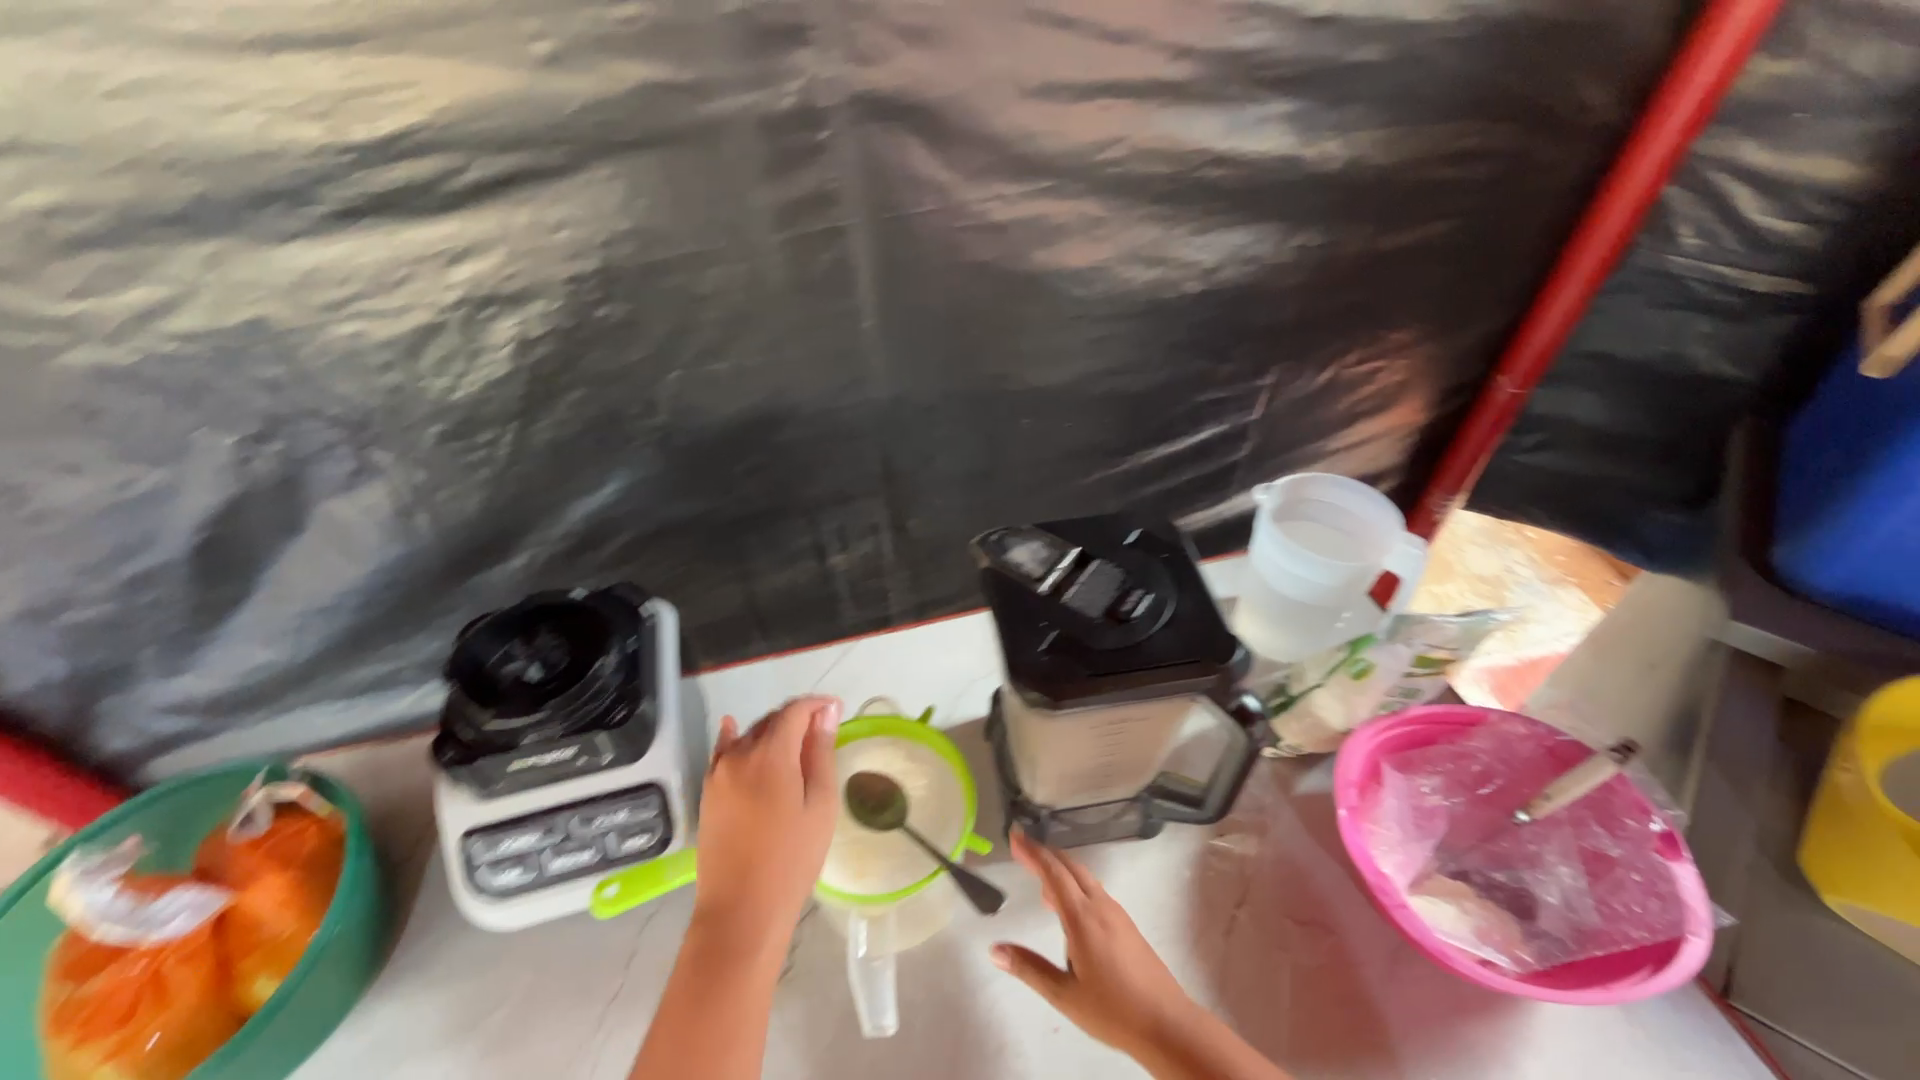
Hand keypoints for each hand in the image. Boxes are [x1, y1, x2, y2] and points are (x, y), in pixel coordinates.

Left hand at [692, 696, 841, 940]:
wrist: (741, 908)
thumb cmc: (792, 859)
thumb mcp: (820, 806)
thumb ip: (821, 754)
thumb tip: (826, 714)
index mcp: (771, 755)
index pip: (794, 711)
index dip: (816, 705)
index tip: (835, 709)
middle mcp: (739, 755)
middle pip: (770, 721)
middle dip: (796, 718)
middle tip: (821, 731)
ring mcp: (718, 774)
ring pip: (748, 736)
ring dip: (772, 732)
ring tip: (795, 745)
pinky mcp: (708, 793)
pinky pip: (722, 752)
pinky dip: (733, 737)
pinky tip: (734, 728)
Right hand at [991, 830, 1201, 1058]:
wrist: (1167, 1024)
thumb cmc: (1113, 1010)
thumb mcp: (1064, 994)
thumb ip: (1029, 968)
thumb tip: (994, 949)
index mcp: (1083, 918)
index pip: (1053, 874)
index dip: (1033, 853)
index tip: (1015, 836)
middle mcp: (1102, 908)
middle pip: (1071, 868)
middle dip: (1046, 856)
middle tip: (1023, 849)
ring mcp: (1118, 916)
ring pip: (1086, 880)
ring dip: (1062, 873)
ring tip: (1041, 884)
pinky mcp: (1127, 927)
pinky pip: (1096, 894)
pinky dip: (1076, 888)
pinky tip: (1069, 910)